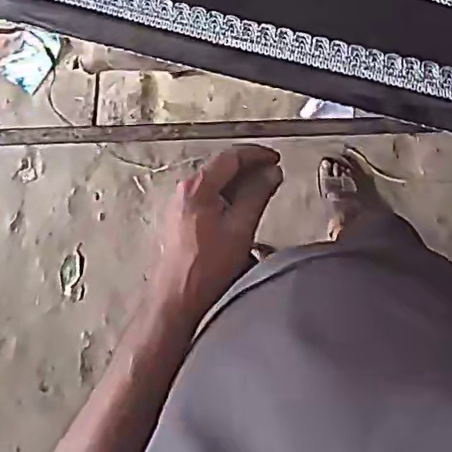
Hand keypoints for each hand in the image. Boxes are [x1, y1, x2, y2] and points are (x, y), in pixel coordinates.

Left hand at [150, 145, 283, 315]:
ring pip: (216, 181)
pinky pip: (208, 195)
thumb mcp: (241, 228)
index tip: (274, 158)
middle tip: (272, 171)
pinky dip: (228, 194)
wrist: (177, 297)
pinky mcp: (182, 217)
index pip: (231, 156)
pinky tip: (242, 207)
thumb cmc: (203, 269)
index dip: (257, 154)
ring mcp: (181, 203)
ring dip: (240, 181)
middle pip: (222, 166)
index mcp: (197, 187)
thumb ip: (257, 194)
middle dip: (250, 166)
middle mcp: (185, 190)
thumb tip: (271, 174)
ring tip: (262, 188)